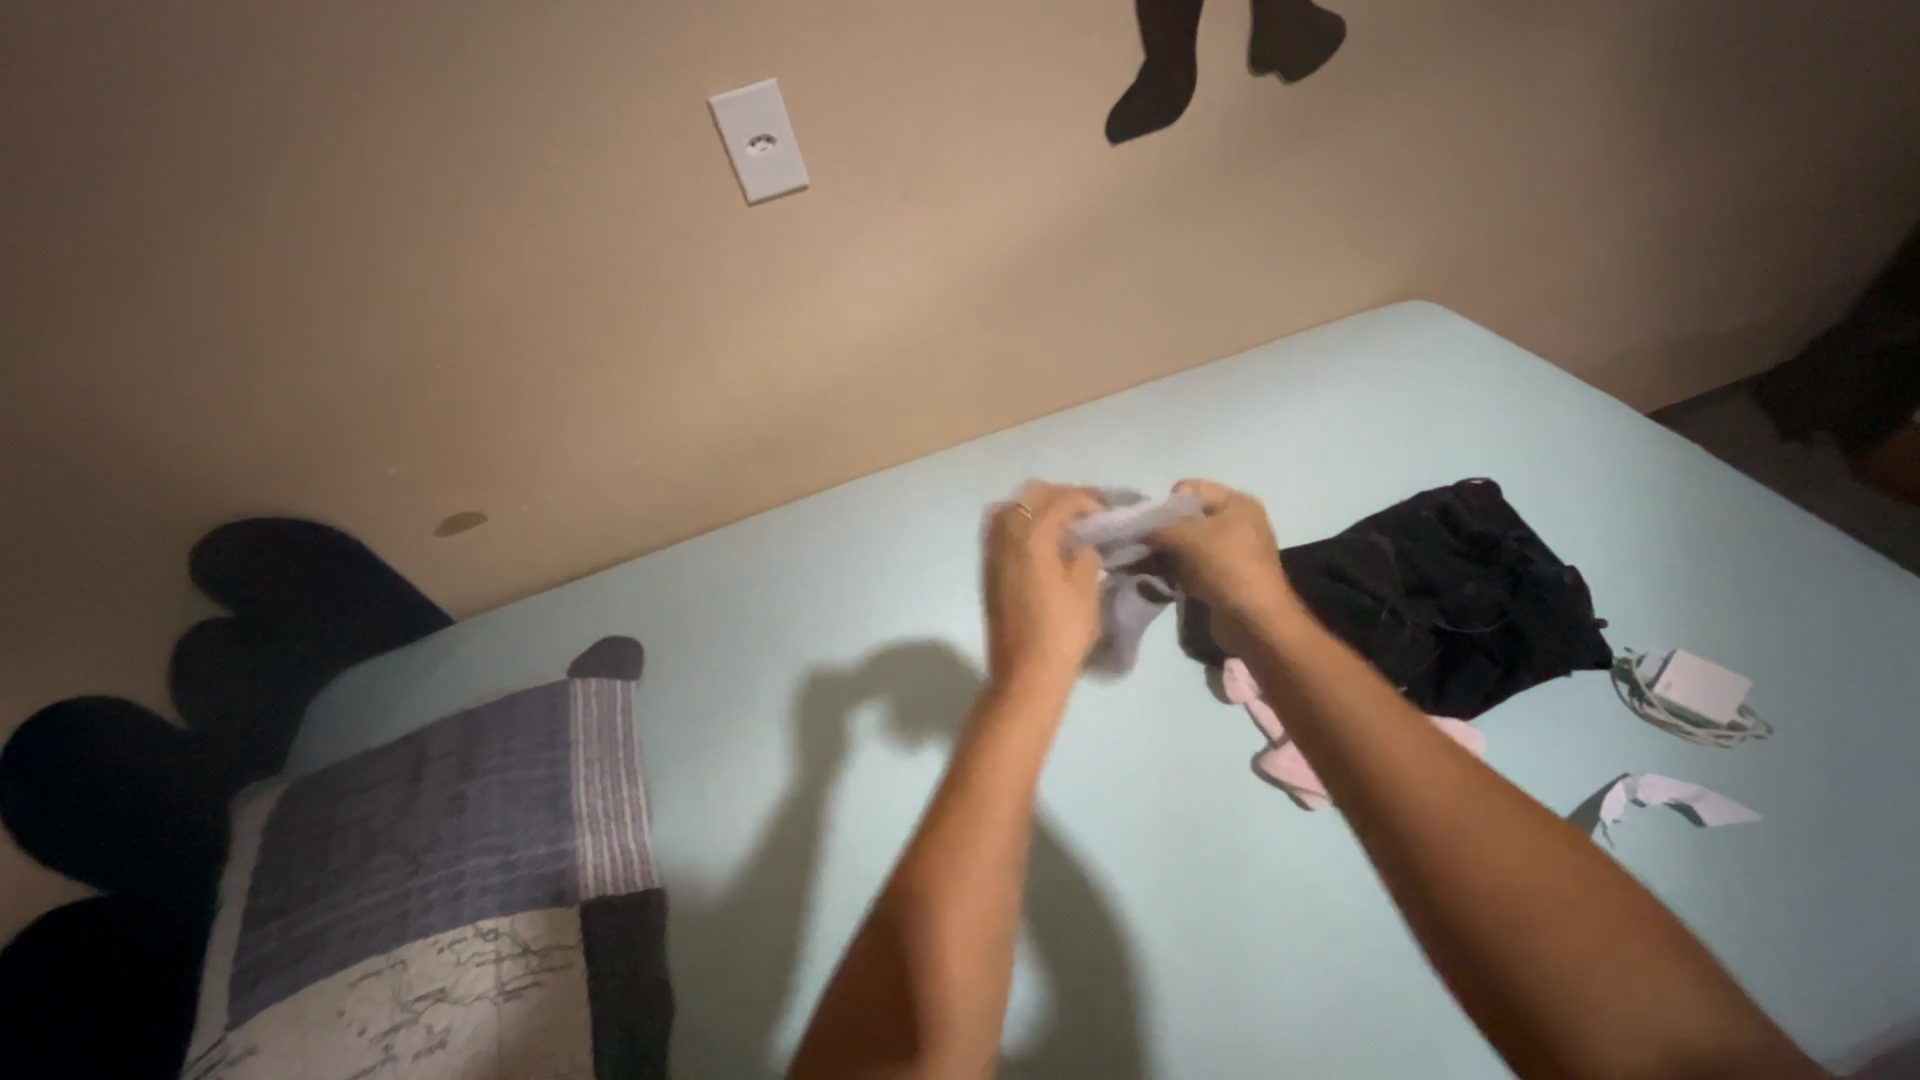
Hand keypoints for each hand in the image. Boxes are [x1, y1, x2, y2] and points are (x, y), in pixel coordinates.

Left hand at [982, 481, 1102, 692]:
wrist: (1025, 672)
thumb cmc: (1062, 630)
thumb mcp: (1085, 588)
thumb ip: (1085, 554)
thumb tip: (1081, 542)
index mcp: (1031, 535)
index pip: (1061, 500)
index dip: (1087, 500)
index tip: (1107, 511)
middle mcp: (1005, 534)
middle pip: (1032, 495)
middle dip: (1061, 496)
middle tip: (1088, 513)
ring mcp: (992, 551)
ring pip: (1012, 508)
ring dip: (1039, 507)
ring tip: (1065, 525)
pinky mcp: (988, 569)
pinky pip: (1002, 529)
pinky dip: (1023, 524)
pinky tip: (1044, 542)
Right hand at [1150, 479, 1306, 654]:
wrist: (1255, 620)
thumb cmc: (1225, 567)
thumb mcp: (1185, 537)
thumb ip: (1155, 527)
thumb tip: (1135, 530)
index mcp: (1235, 502)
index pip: (1188, 489)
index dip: (1163, 504)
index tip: (1147, 526)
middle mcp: (1235, 522)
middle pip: (1185, 517)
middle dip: (1159, 531)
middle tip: (1138, 548)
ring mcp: (1230, 551)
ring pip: (1185, 544)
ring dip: (1163, 554)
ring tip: (1140, 566)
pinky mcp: (1223, 576)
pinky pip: (1191, 565)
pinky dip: (1173, 571)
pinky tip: (1155, 579)